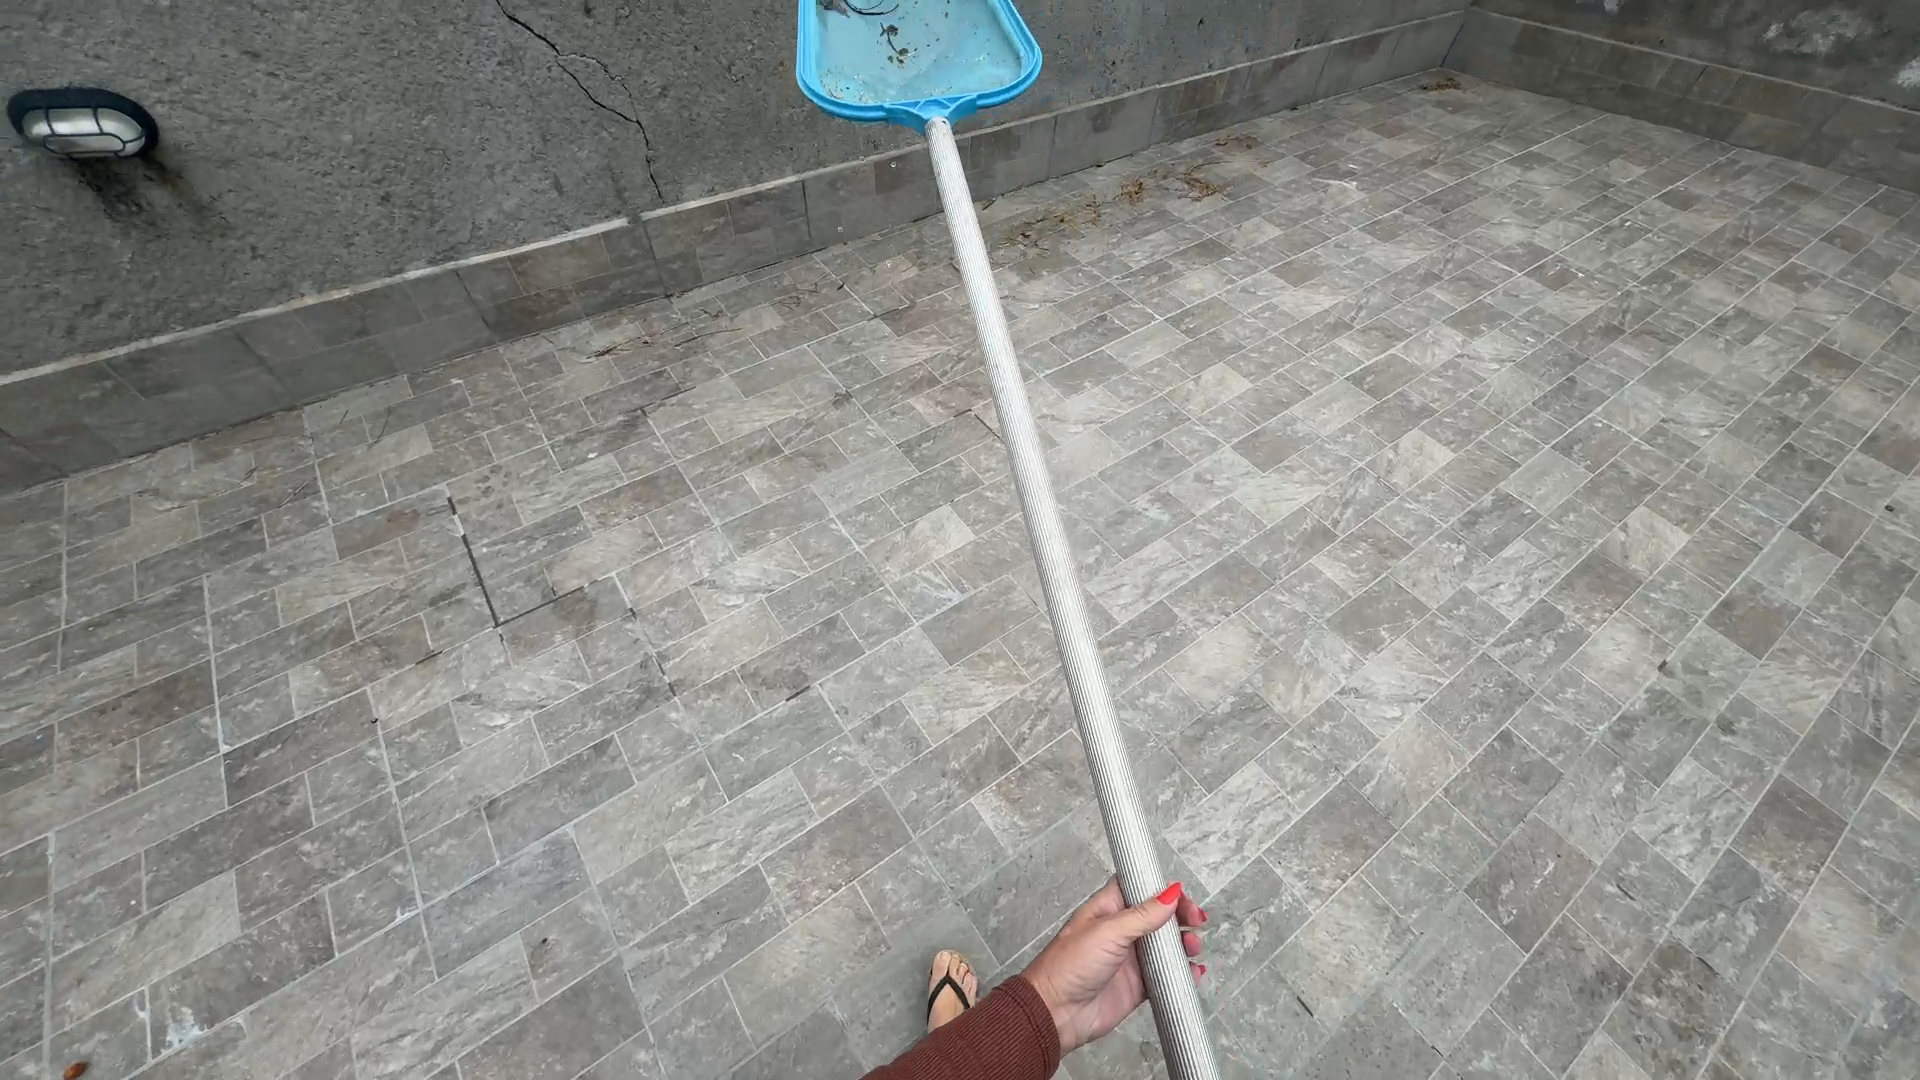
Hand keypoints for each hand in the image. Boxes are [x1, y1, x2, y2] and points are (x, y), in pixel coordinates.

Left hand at [1018, 877, 1204, 1053]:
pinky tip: (1194, 972)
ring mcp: (1130, 958)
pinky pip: (1167, 976)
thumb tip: (1169, 893)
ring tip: (1193, 946)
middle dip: (1179, 915)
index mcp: (1109, 908)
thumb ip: (1142, 915)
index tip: (1182, 894)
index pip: (1140, 888)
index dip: (1162, 888)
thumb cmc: (1070, 963)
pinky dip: (1183, 973)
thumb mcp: (1108, 931)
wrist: (1058, 1011)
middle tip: (1196, 920)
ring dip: (1184, 943)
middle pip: (1158, 915)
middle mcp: (1121, 930)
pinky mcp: (1138, 985)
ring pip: (1166, 945)